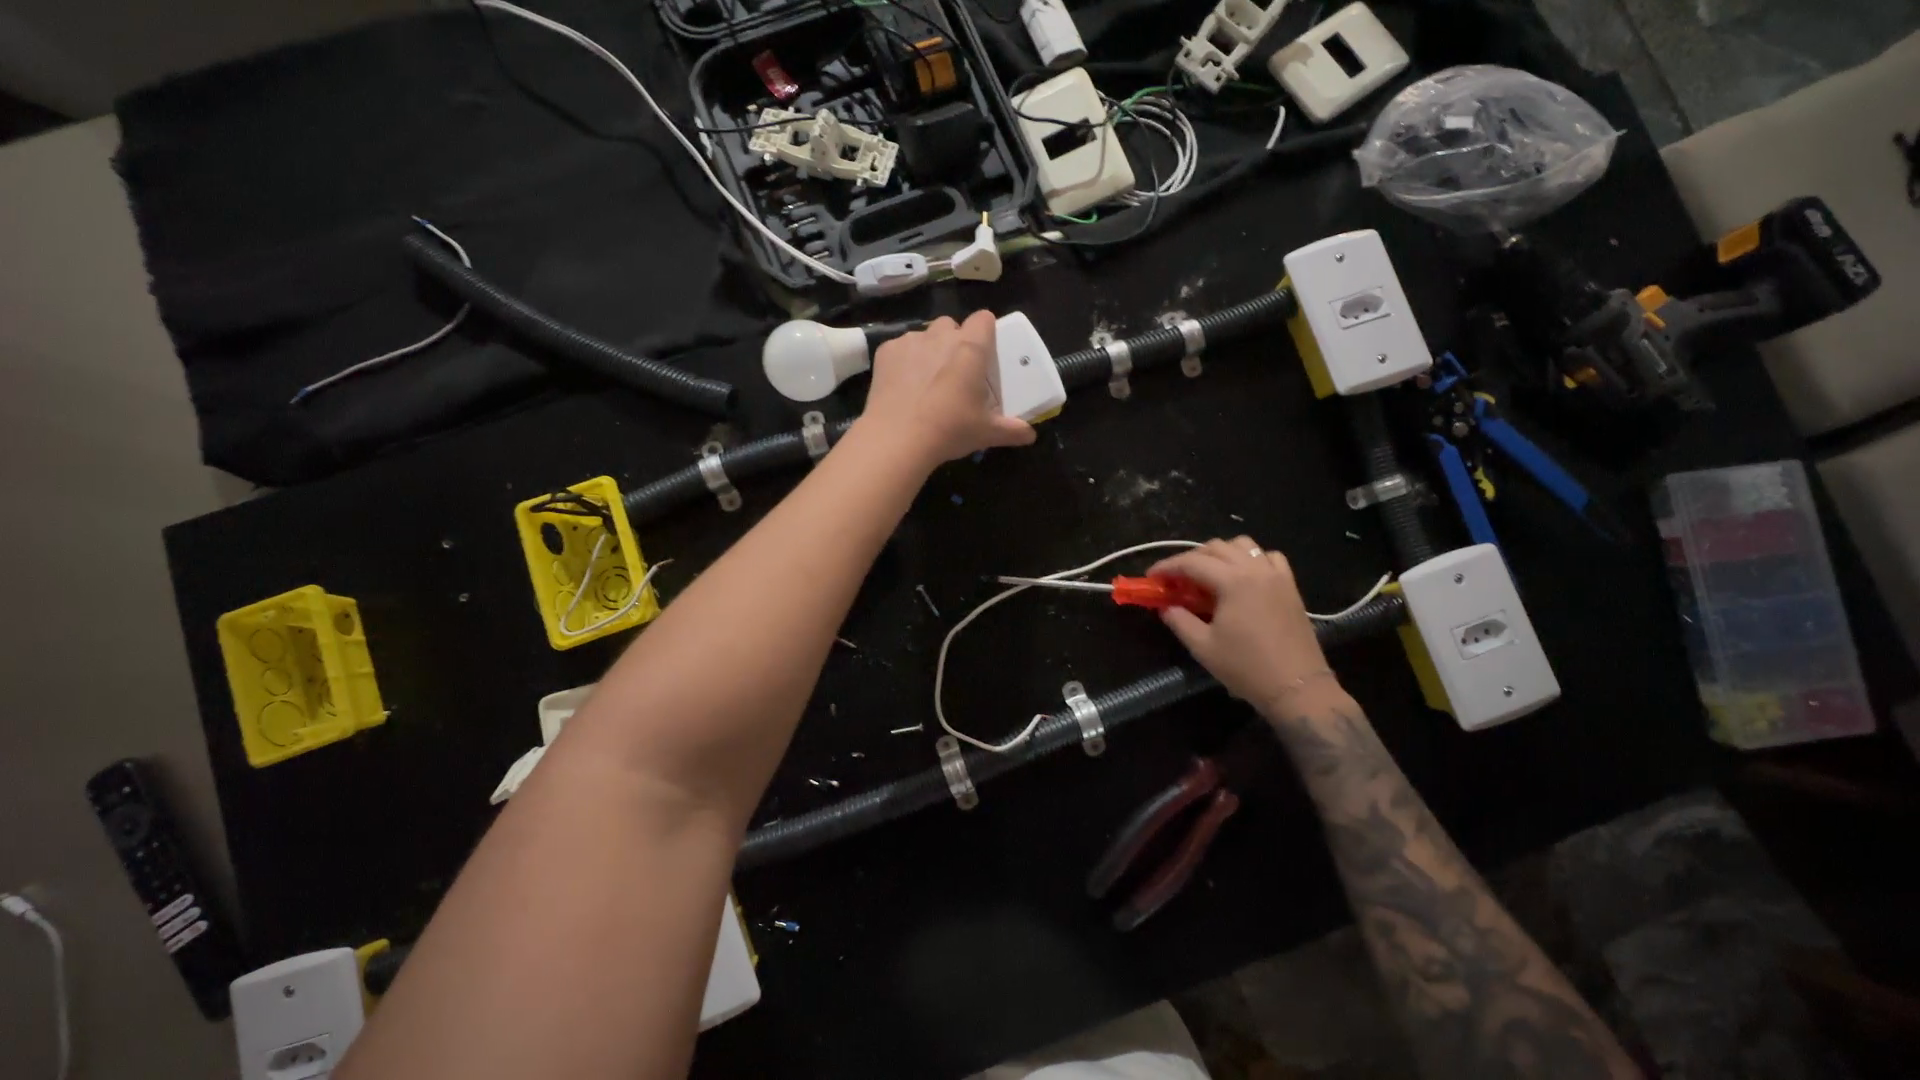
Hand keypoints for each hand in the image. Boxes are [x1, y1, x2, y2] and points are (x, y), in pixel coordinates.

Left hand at [854, 311, 1036, 469]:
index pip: (984, 318)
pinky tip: (903, 386)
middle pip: (952, 325)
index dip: (985, 331)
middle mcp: (941, 336)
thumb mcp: (986, 432)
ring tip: (926, 380)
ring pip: (924, 336)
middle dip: (954, 341)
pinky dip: (904, 361)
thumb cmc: (950, 429)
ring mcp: (911, 341)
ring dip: (929, 350)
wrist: (898, 438)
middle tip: (955, 372)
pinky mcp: (886, 351)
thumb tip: (1030, 435)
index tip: (984, 351)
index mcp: (971, 348)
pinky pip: (900, 348)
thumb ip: (1011, 430)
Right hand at [1150, 537, 1341, 716]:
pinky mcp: (1290, 585)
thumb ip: (1179, 620)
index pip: (1192, 562)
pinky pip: (1269, 557)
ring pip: (1243, 546)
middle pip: (1216, 548)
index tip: (1151, 577)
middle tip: (1176, 580)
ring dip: (1220, 554)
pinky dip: (1251, 559)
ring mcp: (1276, 575)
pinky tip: (1244, 577)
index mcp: (1232, 581)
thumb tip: (1166, 606)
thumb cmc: (1246, 668)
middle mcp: (1255, 569)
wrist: (1296, 686)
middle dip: (1191, 559)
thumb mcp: (1203, 647)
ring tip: (1208, 575)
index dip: (1167, 567)